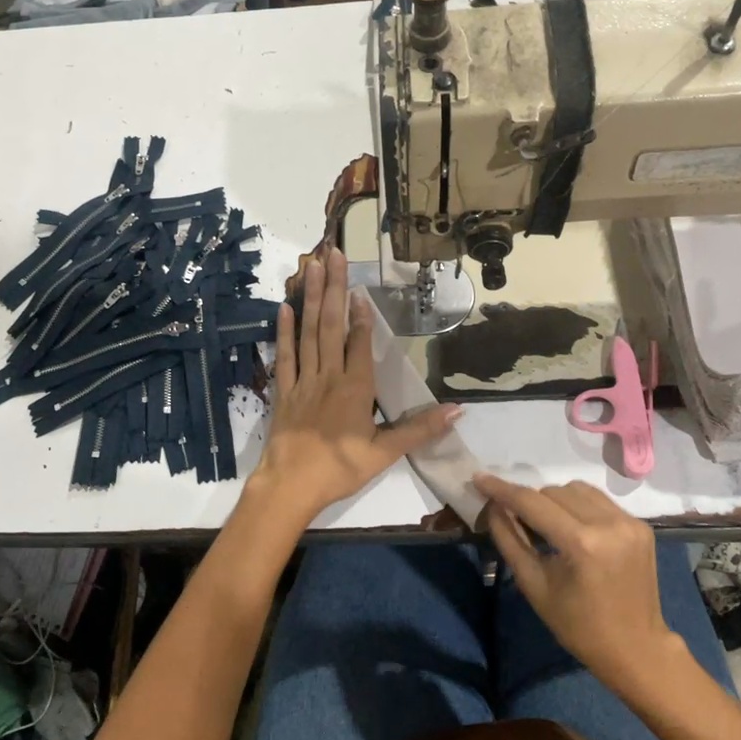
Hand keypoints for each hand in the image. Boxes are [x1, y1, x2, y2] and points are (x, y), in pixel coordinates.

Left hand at [252, 249, 459, 521]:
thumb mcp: (384, 454)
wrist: (290, 486)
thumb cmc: (339, 470)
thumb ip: (419, 429)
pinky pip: (284, 356)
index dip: (361, 315)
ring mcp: (302, 382)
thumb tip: (457, 410)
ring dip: (310, 299)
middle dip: (333, 289)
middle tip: (332, 254)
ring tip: (311, 267)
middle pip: (331, 326)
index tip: (360, 286)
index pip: (359, 344)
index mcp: (355, 390)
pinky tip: (284, 307)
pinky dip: (284, 332)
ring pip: (307, 333)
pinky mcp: (283, 392)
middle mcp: (328, 377)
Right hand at [474, 474, 686, 679]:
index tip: (479, 478)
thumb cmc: (578, 625)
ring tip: (548, 526)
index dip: (502, 489)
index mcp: (582, 544)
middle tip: (518, 523)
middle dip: (531, 503)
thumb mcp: (534, 585)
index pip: (533, 503)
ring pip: (577, 489)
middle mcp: (609, 524)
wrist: (635, 647)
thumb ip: (510, 540)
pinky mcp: (641, 525)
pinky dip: (579, 507)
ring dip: (555, 500)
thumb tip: (493, 507)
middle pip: (554, 492)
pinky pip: (599, 501)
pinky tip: (574, 529)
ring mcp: (629, 522)